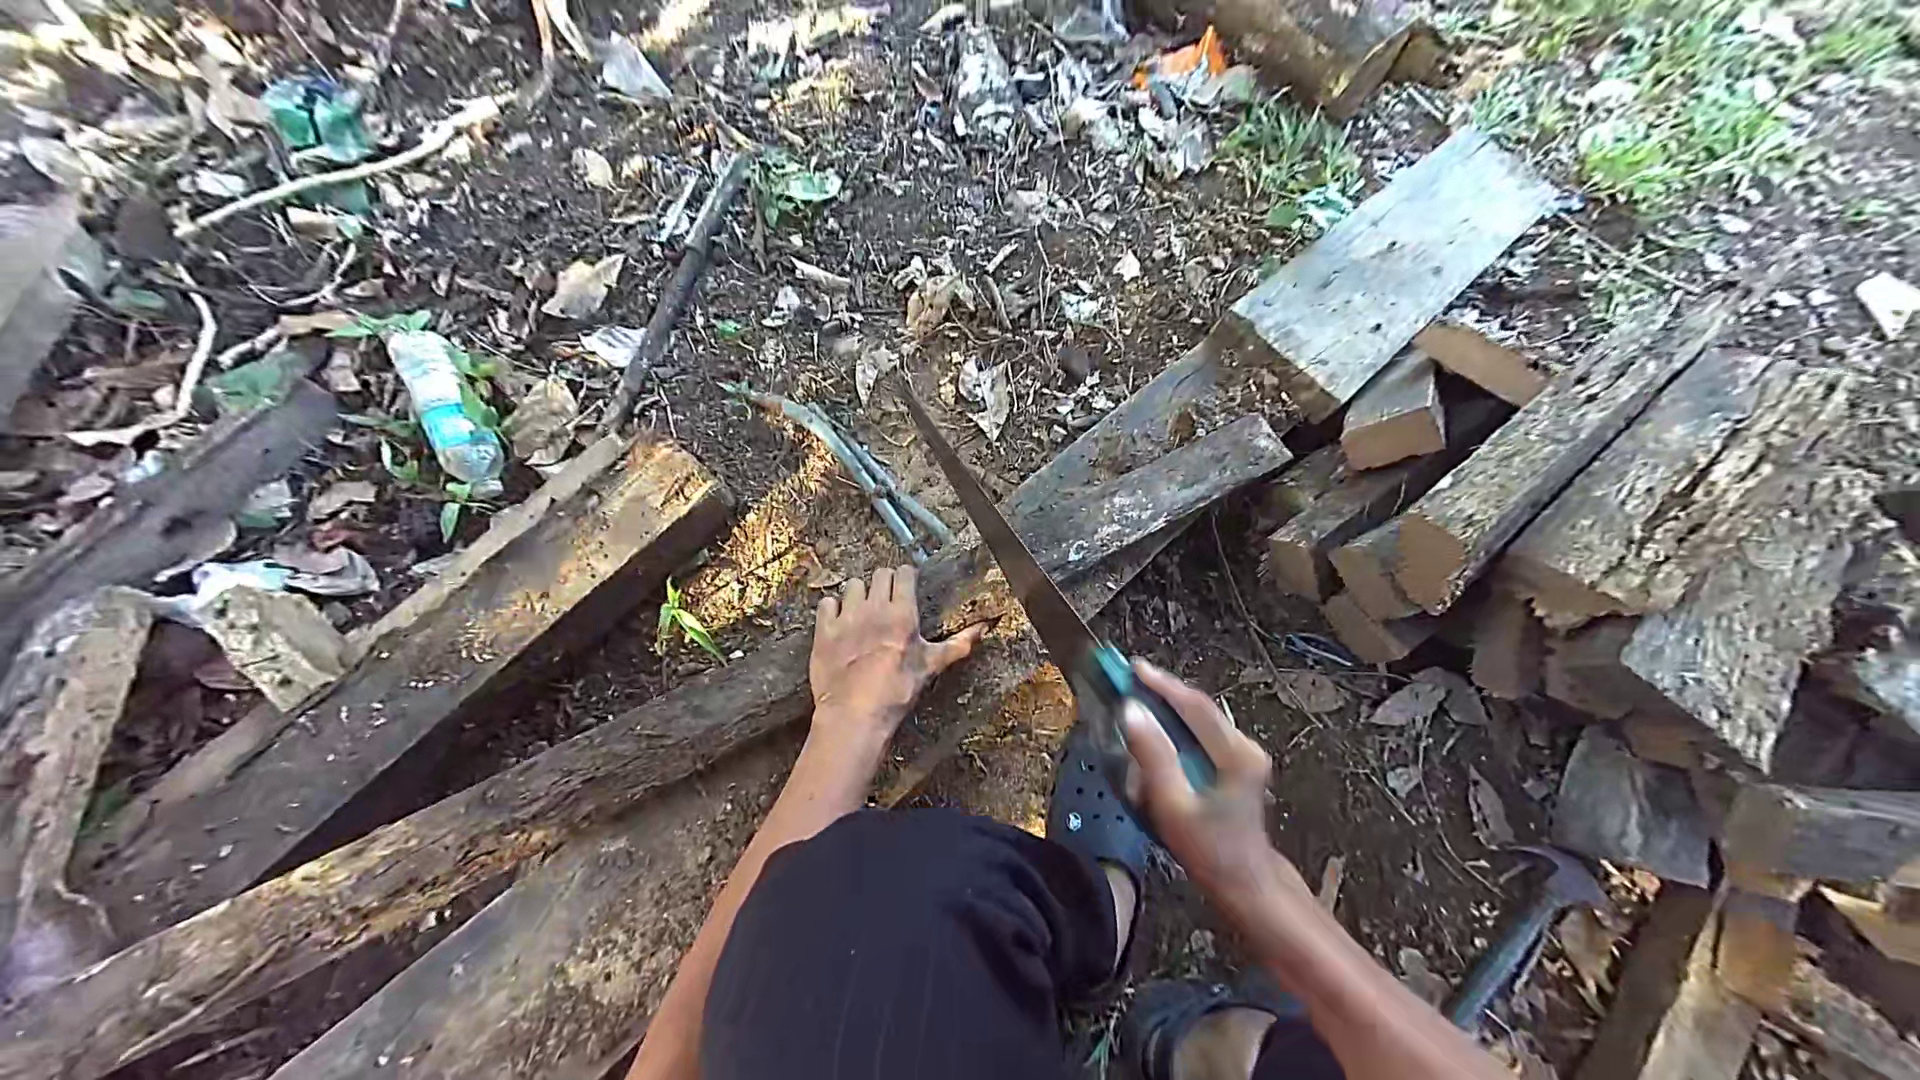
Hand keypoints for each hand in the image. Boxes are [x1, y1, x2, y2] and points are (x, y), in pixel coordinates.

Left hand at [808, 565, 982, 746]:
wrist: (854, 713)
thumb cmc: (896, 691)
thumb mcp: (931, 666)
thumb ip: (957, 644)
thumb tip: (982, 630)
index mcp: (902, 613)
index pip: (904, 573)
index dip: (907, 576)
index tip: (908, 583)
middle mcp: (874, 607)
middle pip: (879, 574)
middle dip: (885, 582)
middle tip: (888, 598)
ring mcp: (846, 617)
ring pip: (852, 585)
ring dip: (859, 593)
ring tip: (863, 609)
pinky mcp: (824, 630)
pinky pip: (827, 603)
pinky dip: (833, 609)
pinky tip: (840, 622)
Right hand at [1122, 660, 1308, 916]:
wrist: (1247, 886)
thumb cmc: (1210, 850)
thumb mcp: (1173, 805)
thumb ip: (1152, 755)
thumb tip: (1131, 710)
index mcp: (1236, 755)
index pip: (1194, 706)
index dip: (1162, 684)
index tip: (1133, 667)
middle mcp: (1245, 747)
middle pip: (1199, 707)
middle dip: (1163, 691)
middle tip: (1128, 679)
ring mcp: (1245, 755)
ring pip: (1201, 718)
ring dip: (1168, 706)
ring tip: (1137, 696)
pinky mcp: (1238, 764)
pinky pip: (1202, 732)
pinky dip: (1177, 723)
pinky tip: (1157, 726)